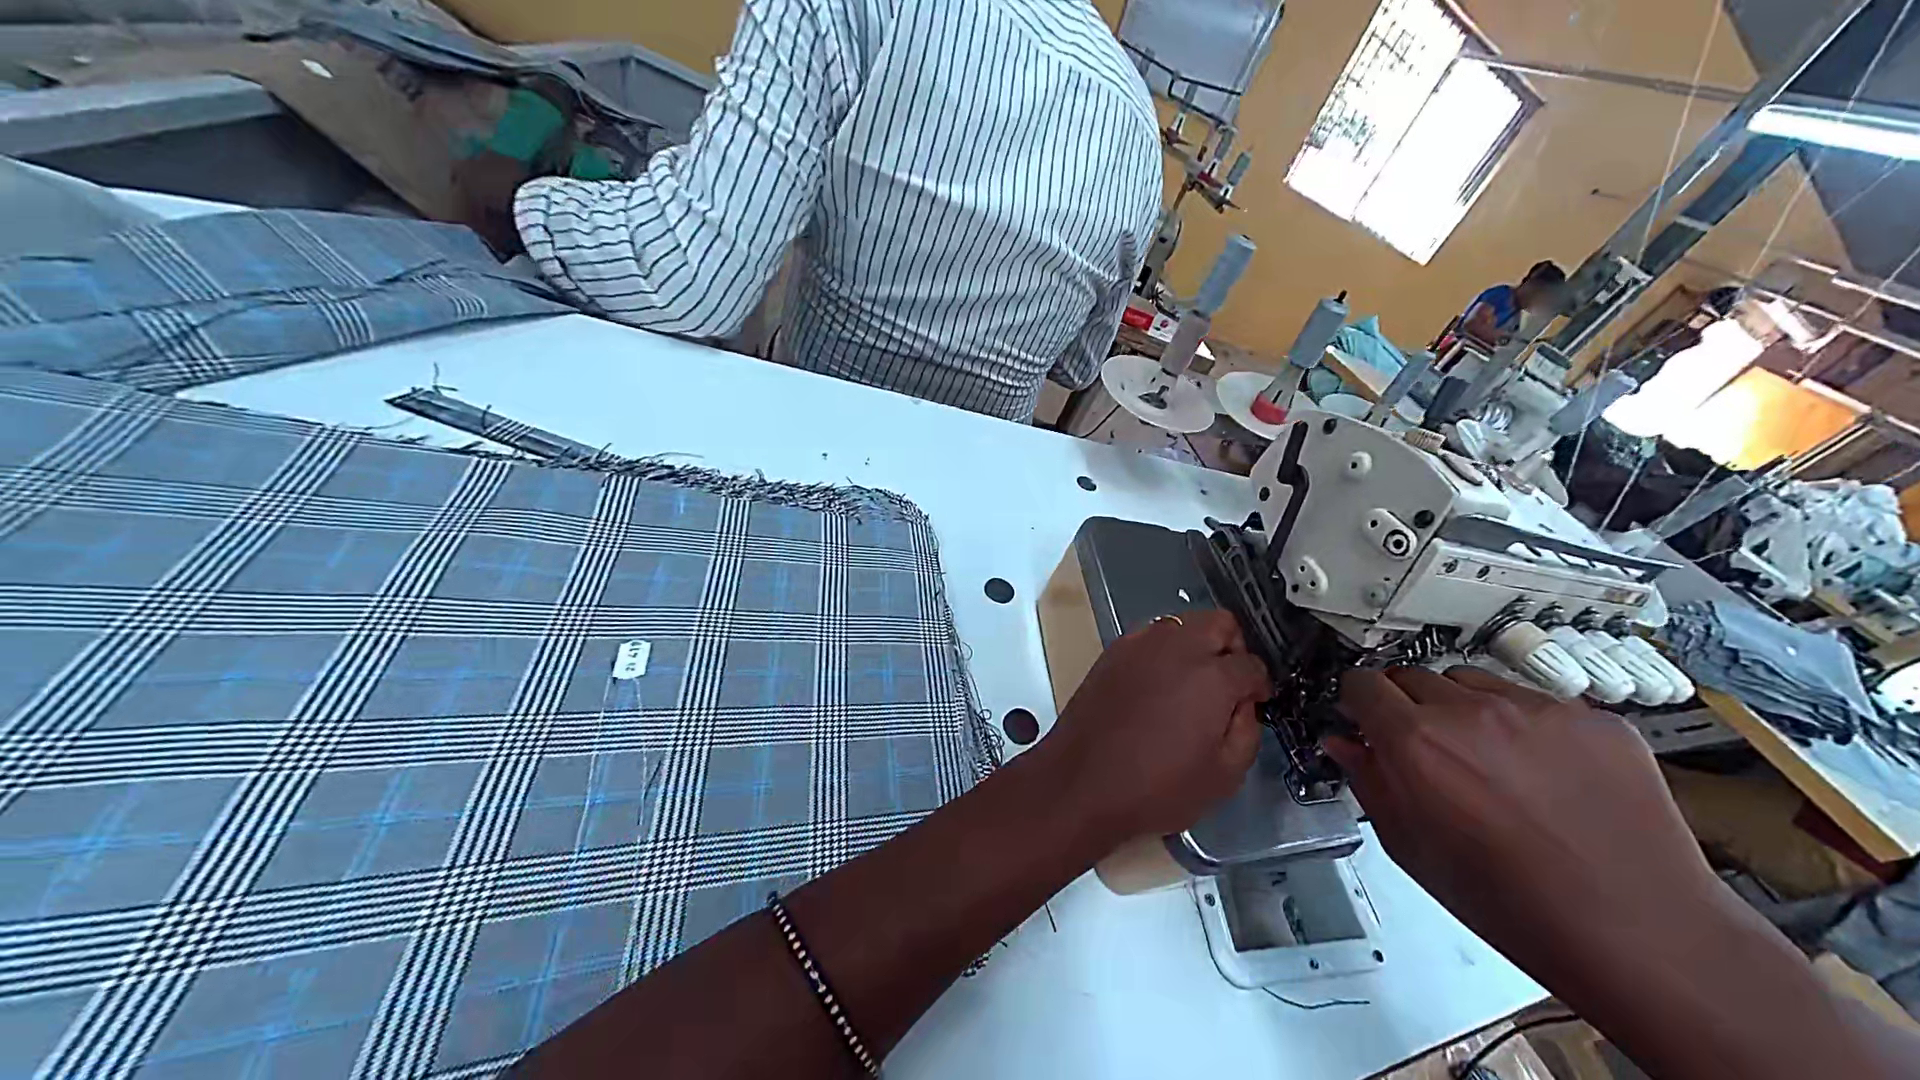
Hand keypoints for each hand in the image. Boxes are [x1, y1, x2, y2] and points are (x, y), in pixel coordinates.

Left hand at [1032, 610, 1269, 842]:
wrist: (1080, 784)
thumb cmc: (1156, 789)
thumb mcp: (1224, 775)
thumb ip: (1246, 729)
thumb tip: (1243, 703)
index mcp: (1212, 676)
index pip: (1252, 664)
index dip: (1259, 686)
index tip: (1254, 702)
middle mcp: (1176, 648)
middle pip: (1219, 623)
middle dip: (1232, 649)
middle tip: (1226, 686)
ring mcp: (1139, 645)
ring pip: (1182, 623)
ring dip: (1196, 645)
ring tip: (1190, 686)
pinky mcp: (1111, 652)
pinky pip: (1150, 637)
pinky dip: (1163, 652)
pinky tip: (1157, 687)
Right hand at [1325, 667, 1724, 982]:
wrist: (1638, 931)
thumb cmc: (1520, 902)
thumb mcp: (1411, 846)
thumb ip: (1369, 782)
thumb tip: (1346, 747)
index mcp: (1416, 742)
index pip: (1362, 683)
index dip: (1357, 701)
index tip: (1363, 713)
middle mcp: (1471, 714)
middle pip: (1412, 675)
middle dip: (1406, 705)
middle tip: (1422, 743)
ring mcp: (1536, 712)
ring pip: (1471, 682)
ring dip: (1462, 707)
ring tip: (1483, 758)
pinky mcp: (1592, 720)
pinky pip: (1534, 701)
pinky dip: (1522, 724)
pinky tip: (1536, 770)